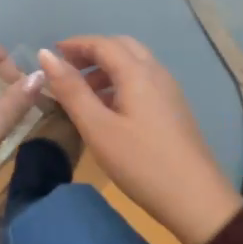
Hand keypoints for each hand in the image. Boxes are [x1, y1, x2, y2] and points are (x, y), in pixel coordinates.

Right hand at [40, 36, 242, 243]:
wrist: (196, 199)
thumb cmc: (141, 162)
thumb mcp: (98, 128)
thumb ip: (72, 90)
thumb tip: (46, 55)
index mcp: (137, 72)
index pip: (103, 43)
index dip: (75, 44)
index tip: (51, 54)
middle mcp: (156, 73)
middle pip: (122, 47)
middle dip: (92, 52)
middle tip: (66, 70)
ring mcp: (169, 91)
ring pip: (135, 64)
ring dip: (107, 68)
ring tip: (82, 93)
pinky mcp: (174, 109)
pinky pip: (144, 81)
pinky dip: (121, 82)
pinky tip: (109, 110)